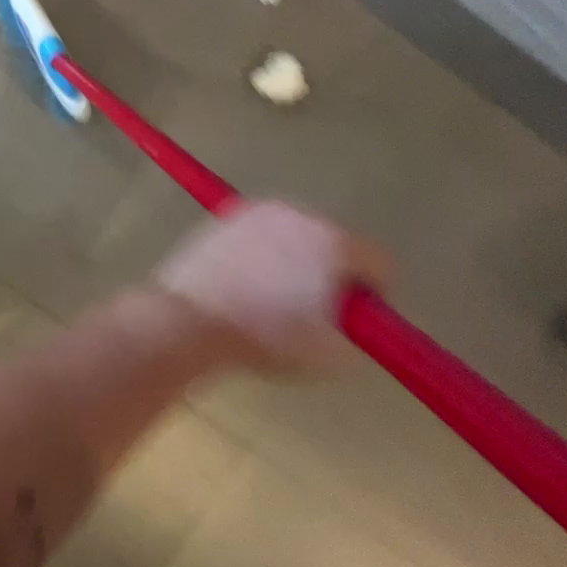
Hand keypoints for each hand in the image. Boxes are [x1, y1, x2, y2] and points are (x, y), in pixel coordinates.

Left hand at [153, 200, 387, 373]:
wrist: (189, 319)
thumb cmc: (267, 338)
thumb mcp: (334, 352)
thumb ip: (359, 331)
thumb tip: (353, 321)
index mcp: (334, 241)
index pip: (376, 262)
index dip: (371, 294)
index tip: (354, 319)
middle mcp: (297, 215)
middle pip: (331, 244)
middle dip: (328, 272)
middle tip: (310, 309)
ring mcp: (253, 214)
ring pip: (290, 239)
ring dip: (291, 261)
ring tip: (270, 298)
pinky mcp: (220, 220)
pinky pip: (255, 239)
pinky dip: (256, 256)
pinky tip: (243, 284)